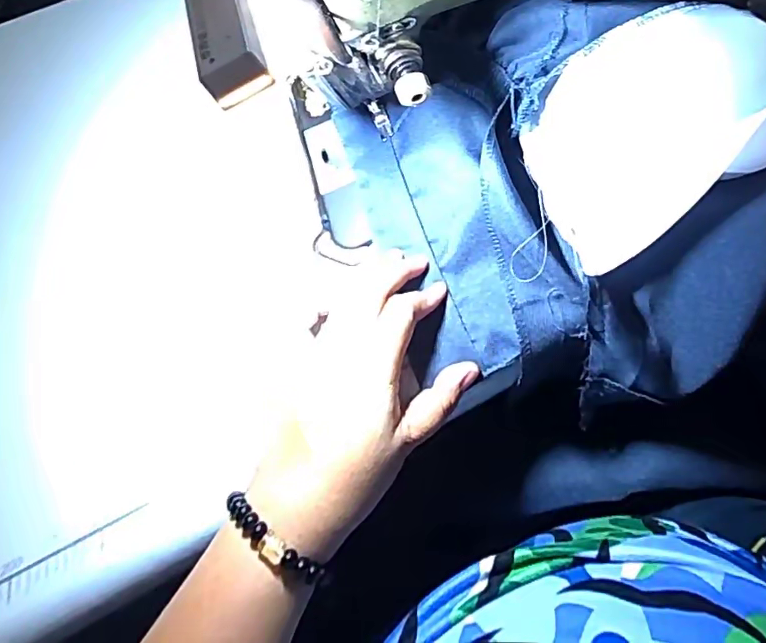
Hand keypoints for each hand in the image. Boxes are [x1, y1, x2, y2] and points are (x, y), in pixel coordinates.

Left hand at [244, 250, 479, 560]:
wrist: (295, 503)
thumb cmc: (359, 475)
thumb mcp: (407, 442)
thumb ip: (440, 400)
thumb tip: (470, 368)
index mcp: (373, 369)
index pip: (399, 314)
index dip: (422, 298)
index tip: (440, 292)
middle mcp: (342, 351)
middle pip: (368, 293)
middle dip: (393, 271)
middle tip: (416, 262)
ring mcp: (314, 354)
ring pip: (341, 297)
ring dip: (365, 275)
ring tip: (386, 262)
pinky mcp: (295, 363)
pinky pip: (312, 316)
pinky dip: (329, 296)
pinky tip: (340, 292)